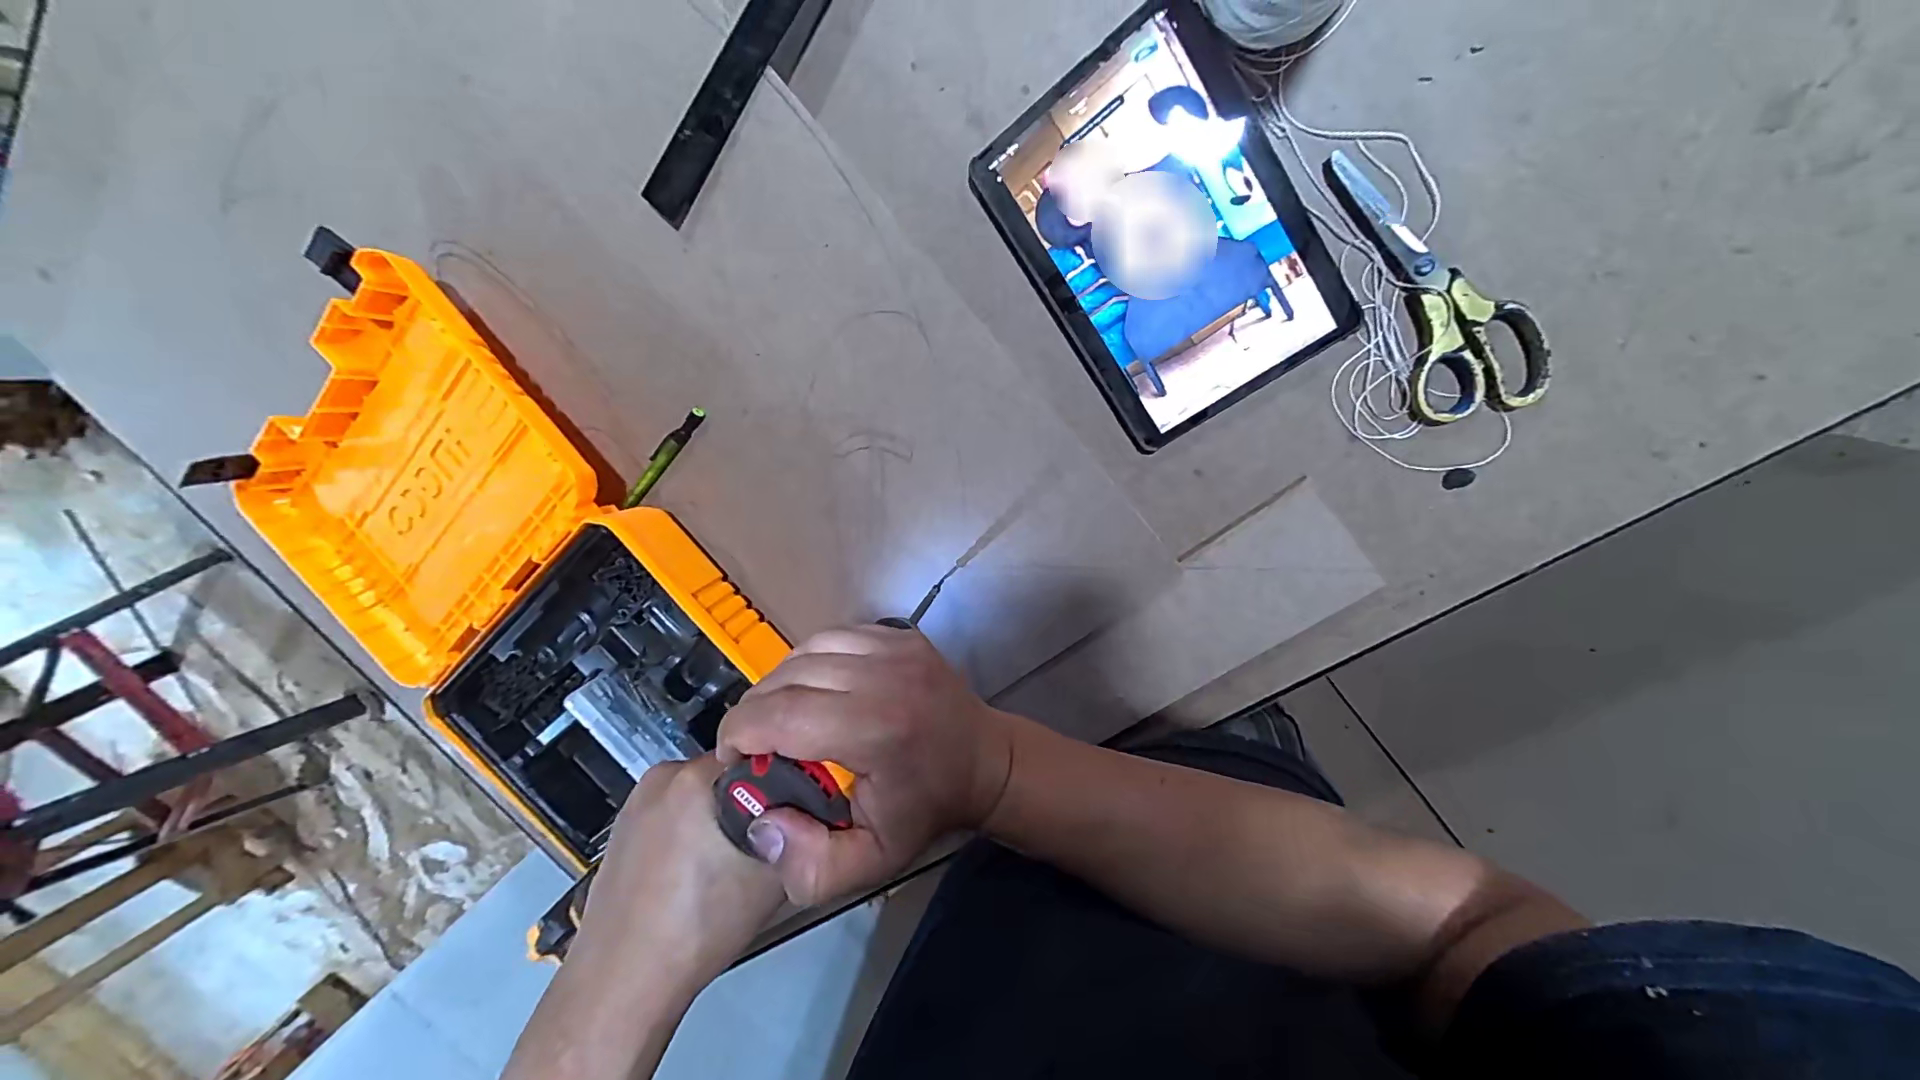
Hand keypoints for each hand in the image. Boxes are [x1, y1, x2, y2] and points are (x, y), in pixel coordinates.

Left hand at [574, 755, 784, 983]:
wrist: (625, 982)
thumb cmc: (694, 931)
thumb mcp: (775, 875)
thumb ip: (799, 829)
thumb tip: (813, 813)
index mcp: (696, 778)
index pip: (762, 755)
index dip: (785, 782)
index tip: (795, 808)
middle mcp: (664, 777)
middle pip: (731, 771)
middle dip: (752, 797)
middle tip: (767, 836)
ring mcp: (638, 801)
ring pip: (703, 792)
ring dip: (722, 812)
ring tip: (729, 859)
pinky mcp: (624, 827)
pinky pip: (675, 812)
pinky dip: (692, 830)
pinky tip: (699, 870)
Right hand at [717, 625, 1017, 905]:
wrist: (985, 760)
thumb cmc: (926, 810)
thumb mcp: (872, 861)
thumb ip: (810, 865)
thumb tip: (762, 825)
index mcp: (876, 730)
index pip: (781, 716)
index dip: (740, 733)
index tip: (735, 758)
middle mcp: (884, 676)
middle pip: (787, 678)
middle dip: (755, 710)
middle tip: (754, 742)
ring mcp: (895, 647)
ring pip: (806, 650)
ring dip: (780, 682)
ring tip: (781, 715)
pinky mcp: (900, 634)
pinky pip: (833, 635)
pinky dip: (811, 660)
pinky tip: (815, 689)